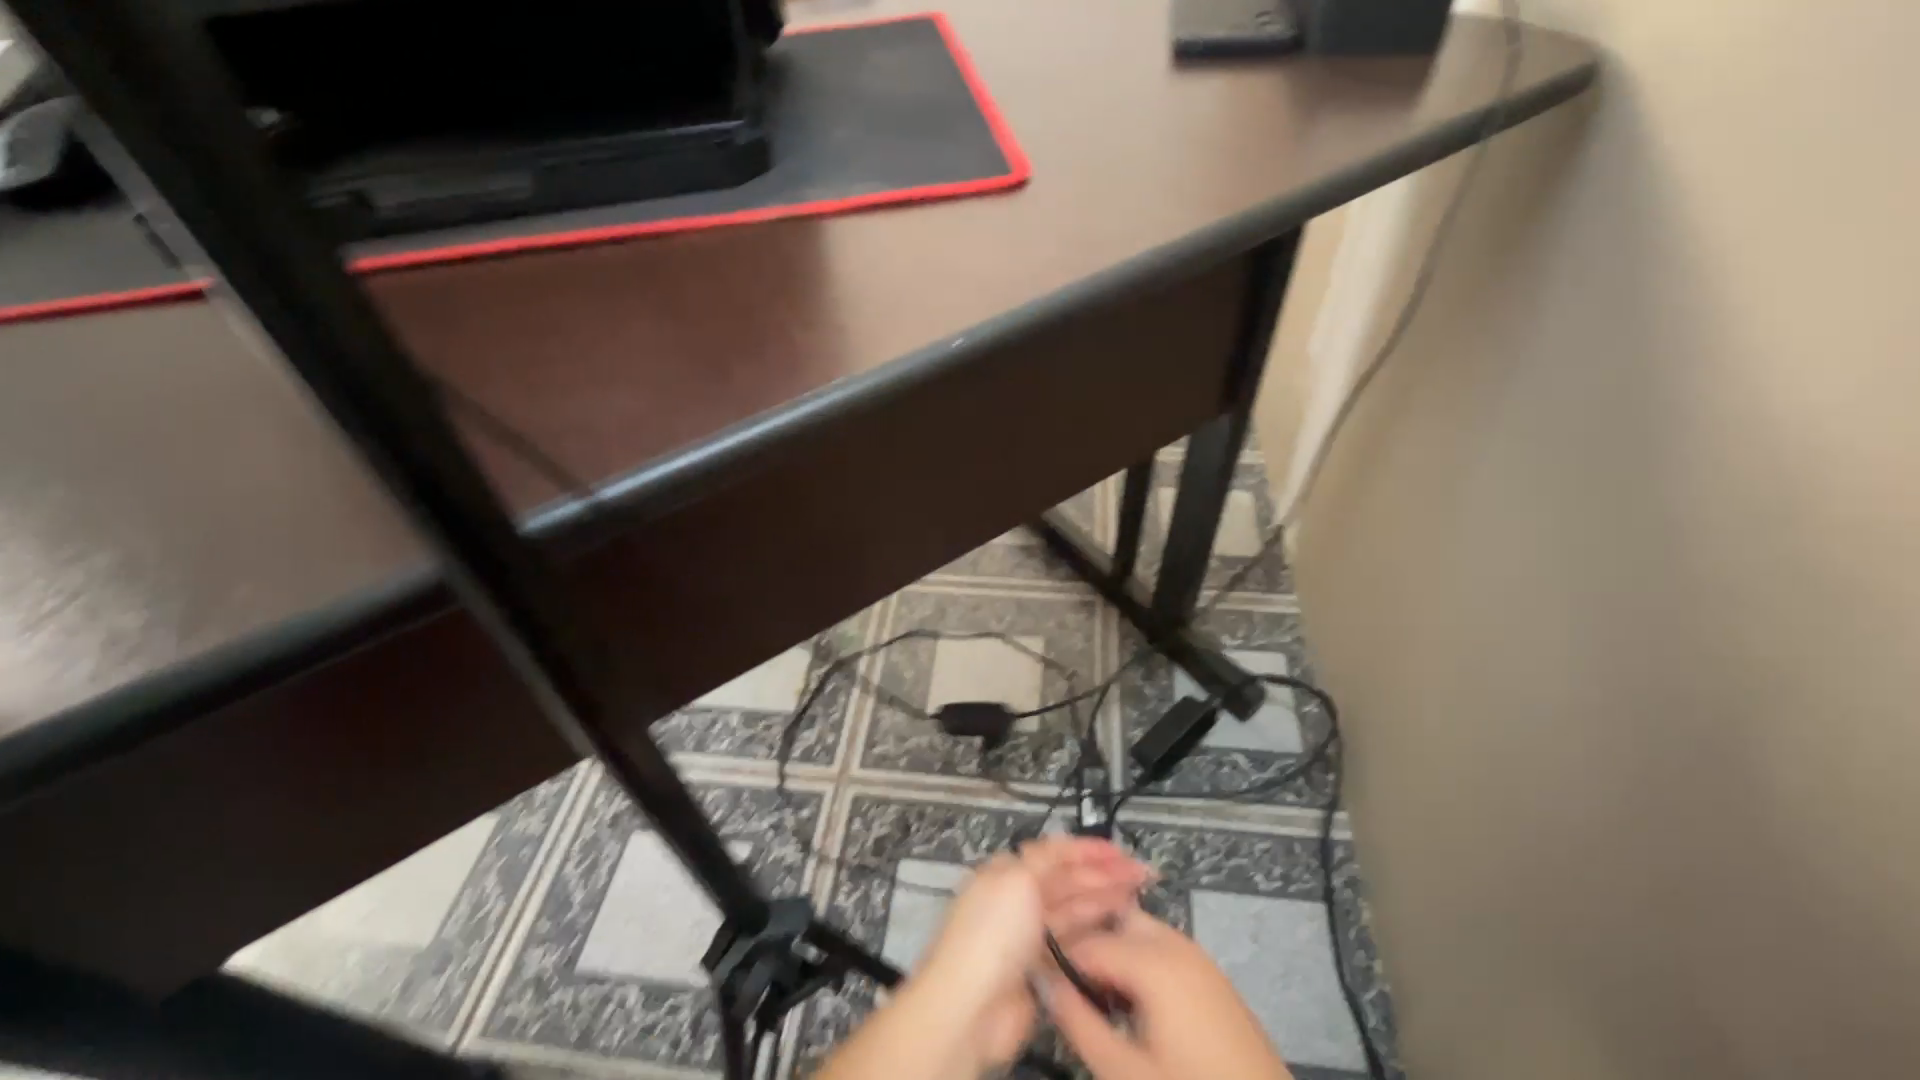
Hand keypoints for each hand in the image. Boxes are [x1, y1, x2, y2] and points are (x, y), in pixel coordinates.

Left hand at [911, 836, 1152, 1068]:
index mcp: (1006, 873)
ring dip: (1103, 901)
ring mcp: (1027, 936)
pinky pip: (1071, 945)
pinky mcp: (1037, 970)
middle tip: (1142, 874)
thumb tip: (1060, 845)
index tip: (1121, 851)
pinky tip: (1115, 931)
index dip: (1088, 849)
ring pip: (1072, 911)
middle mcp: (1016, 900)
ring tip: (1137, 896)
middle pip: (1067, 881)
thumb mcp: (1015, 879)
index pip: (1053, 853)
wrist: (971, 1006)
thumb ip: (1042, 858)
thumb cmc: (991, 935)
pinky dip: (1093, 935)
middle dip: (1104, 874)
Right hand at [1042, 908, 1292, 1079]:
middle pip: (1112, 923)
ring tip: (1092, 998)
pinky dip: (1137, 964)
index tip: (1032, 975)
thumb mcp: (1124, 1069)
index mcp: (1152, 959)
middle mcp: (1175, 943)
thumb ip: (1078, 1022)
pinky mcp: (1210, 975)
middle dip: (1083, 946)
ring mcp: (1198, 957)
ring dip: (1110, 955)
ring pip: (1137, 933)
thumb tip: (1042, 984)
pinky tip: (1127, 1003)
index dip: (1053, 956)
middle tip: (1061, 986)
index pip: (1084, 939)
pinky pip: (1161, 950)